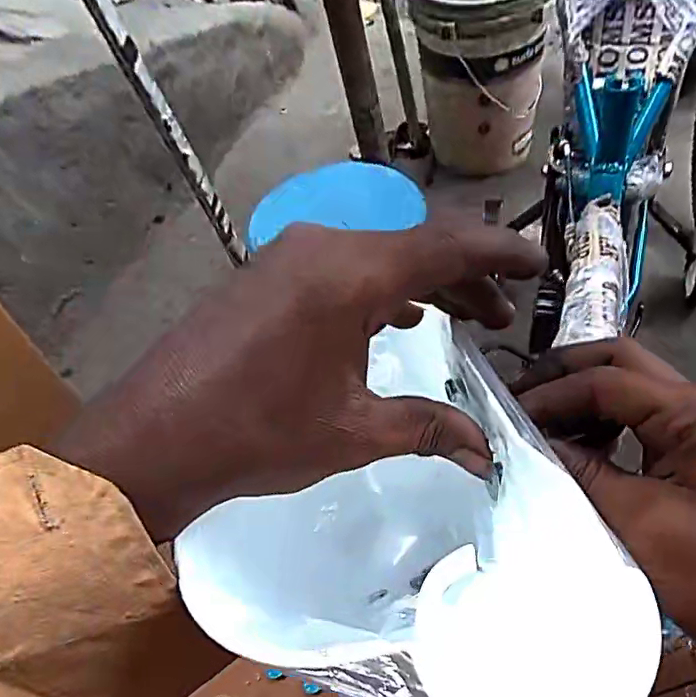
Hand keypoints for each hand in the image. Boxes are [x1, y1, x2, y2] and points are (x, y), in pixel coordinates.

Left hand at [51, 218, 546, 540]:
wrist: (158, 435)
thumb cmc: (259, 433)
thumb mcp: (355, 433)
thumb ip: (428, 429)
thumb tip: (487, 454)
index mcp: (351, 274)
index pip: (448, 244)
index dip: (500, 254)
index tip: (537, 265)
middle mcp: (323, 246)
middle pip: (415, 242)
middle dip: (466, 274)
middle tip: (501, 313)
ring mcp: (287, 255)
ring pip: (376, 252)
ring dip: (421, 280)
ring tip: (459, 317)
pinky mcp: (265, 274)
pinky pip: (340, 265)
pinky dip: (378, 286)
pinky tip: (393, 320)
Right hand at [514, 339, 695, 696]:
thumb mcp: (642, 521)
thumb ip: (584, 472)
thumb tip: (531, 442)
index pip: (608, 381)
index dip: (551, 394)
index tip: (504, 414)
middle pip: (622, 365)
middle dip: (564, 375)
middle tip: (515, 398)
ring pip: (630, 391)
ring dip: (581, 400)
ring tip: (534, 422)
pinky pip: (640, 425)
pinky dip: (600, 428)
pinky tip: (571, 450)